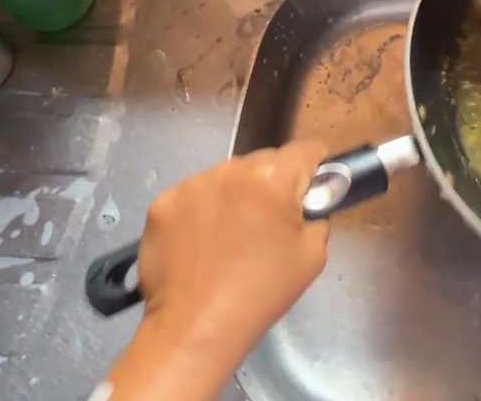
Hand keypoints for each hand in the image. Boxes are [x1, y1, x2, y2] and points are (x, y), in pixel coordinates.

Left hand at [136, 141, 330, 367]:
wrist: (194, 330)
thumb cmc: (260, 293)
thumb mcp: (312, 257)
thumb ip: (316, 218)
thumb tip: (305, 206)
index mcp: (273, 178)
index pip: (305, 149)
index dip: (314, 166)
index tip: (310, 186)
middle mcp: (232, 169)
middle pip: (263, 161)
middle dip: (271, 183)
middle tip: (267, 222)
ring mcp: (193, 183)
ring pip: (226, 176)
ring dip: (234, 195)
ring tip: (228, 236)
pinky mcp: (163, 202)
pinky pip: (192, 195)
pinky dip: (200, 211)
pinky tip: (199, 242)